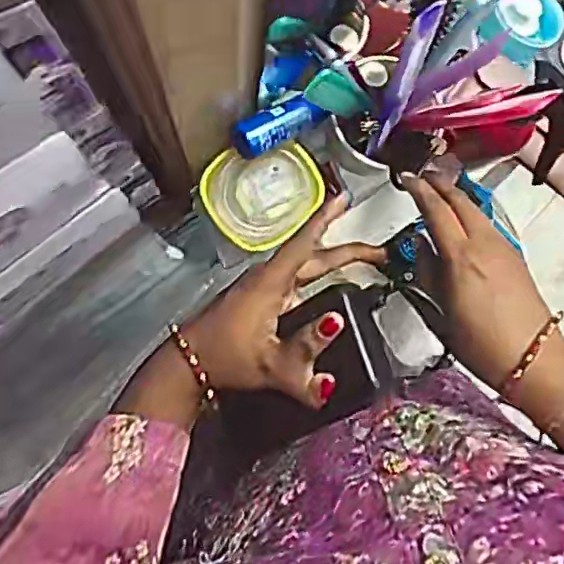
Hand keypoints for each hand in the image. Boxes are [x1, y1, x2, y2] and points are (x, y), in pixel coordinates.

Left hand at [115, 195, 386, 425]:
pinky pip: (298, 275)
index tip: (344, 198)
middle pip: (315, 253)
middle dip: (348, 247)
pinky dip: (317, 269)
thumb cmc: (221, 358)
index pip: (306, 241)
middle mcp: (270, 278)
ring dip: (331, 254)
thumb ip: (306, 351)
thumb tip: (338, 326)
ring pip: (306, 262)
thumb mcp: (269, 362)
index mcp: (272, 282)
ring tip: (354, 252)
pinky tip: (323, 277)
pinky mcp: (261, 298)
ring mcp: (265, 287)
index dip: (327, 218)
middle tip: (378, 249)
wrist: (186, 366)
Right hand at [403, 175, 553, 387]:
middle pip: (460, 200)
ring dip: (456, 196)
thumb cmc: (485, 344)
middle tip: (423, 178)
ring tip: (440, 195)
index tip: (408, 179)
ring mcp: (502, 245)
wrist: (532, 356)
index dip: (420, 189)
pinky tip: (463, 222)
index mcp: (461, 256)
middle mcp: (484, 243)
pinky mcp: (513, 254)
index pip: (437, 209)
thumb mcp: (442, 312)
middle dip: (440, 184)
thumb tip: (420, 246)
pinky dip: (470, 213)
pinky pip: (486, 222)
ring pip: (475, 208)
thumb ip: (428, 272)